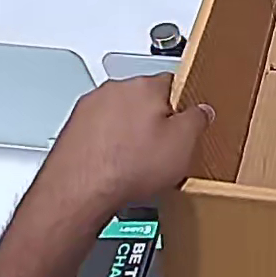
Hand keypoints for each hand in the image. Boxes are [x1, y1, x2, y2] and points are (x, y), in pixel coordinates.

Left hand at [28, 73, 212, 223]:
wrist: (79, 193)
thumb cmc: (127, 167)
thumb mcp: (184, 143)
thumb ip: (197, 119)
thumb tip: (201, 111)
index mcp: (144, 86)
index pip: (174, 84)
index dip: (184, 106)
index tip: (187, 124)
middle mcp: (114, 90)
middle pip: (146, 100)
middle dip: (156, 121)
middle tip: (165, 148)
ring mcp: (90, 109)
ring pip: (123, 117)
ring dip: (132, 134)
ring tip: (140, 163)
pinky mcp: (73, 129)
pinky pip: (103, 133)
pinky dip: (111, 146)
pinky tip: (119, 168)